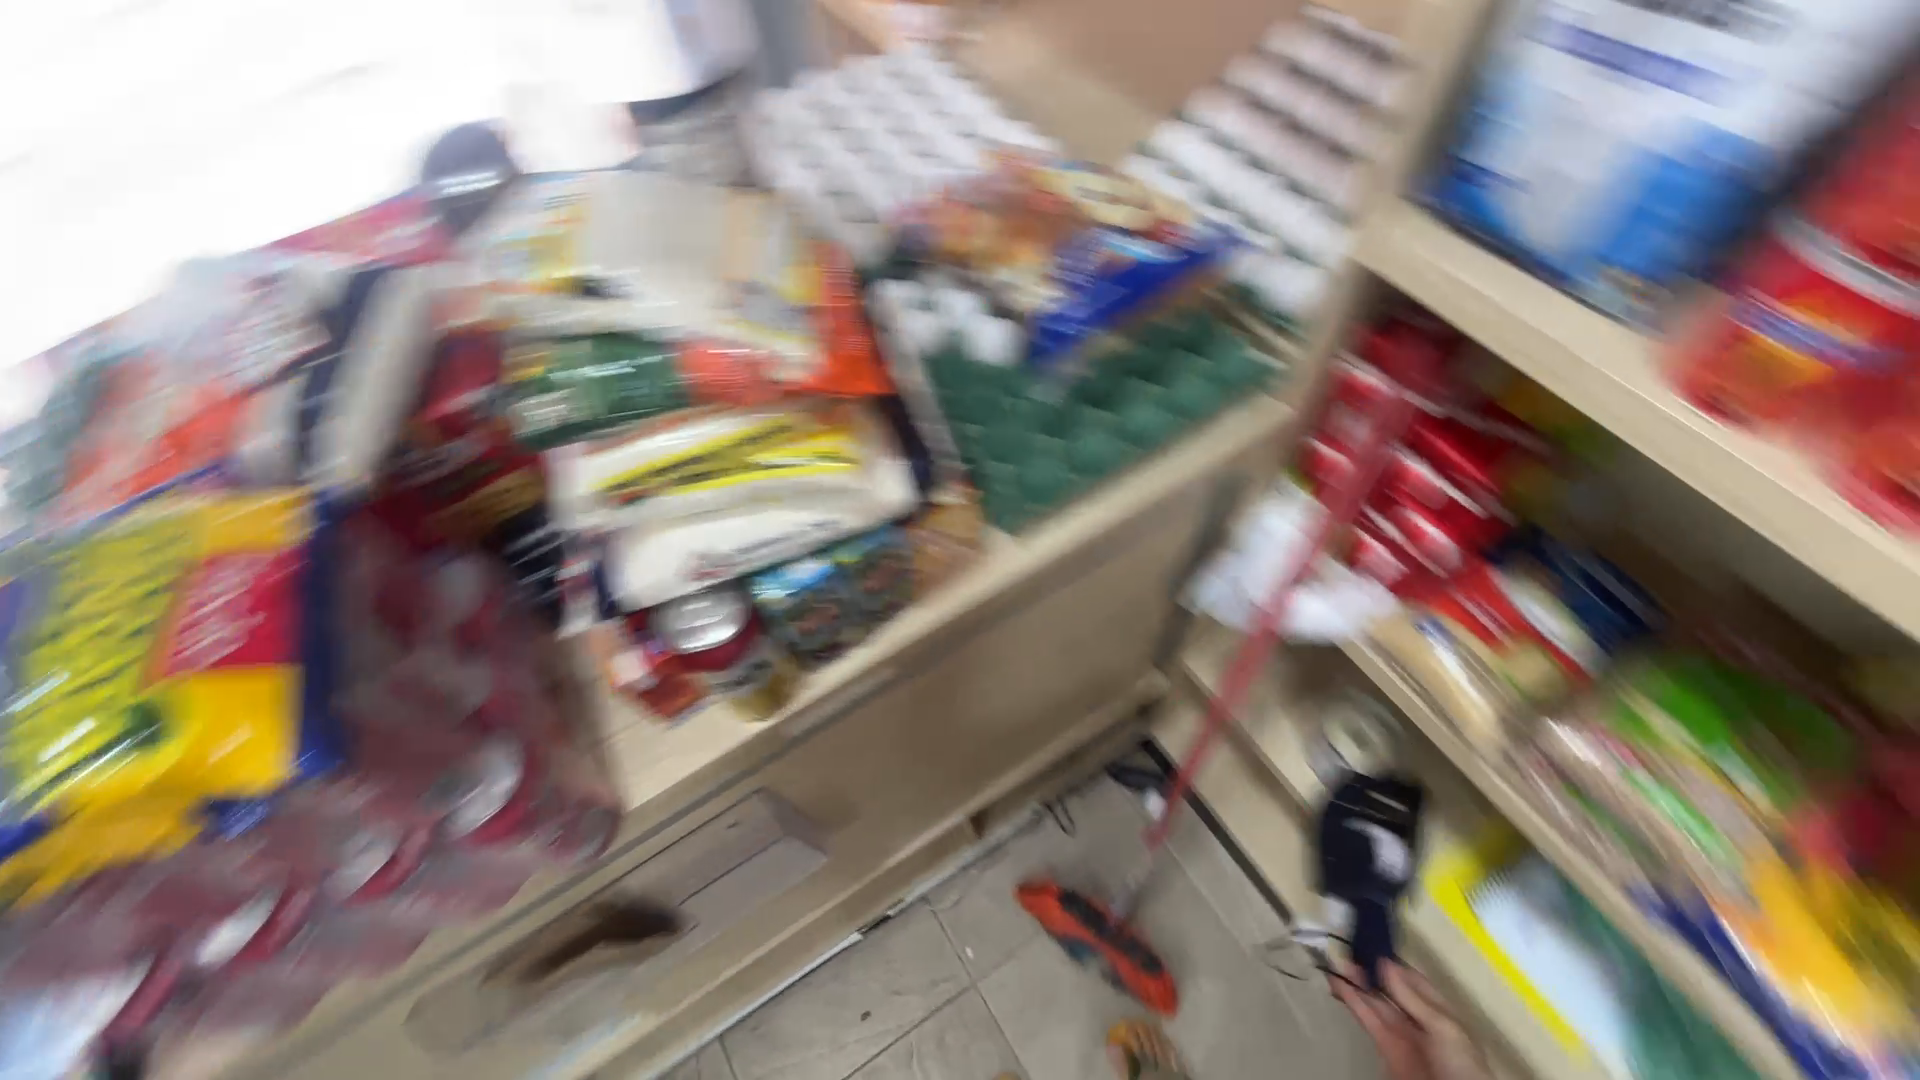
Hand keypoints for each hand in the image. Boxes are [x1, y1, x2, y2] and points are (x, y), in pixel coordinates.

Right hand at [1329, 961, 1490, 1079]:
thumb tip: (1385, 963)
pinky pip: (1368, 1020)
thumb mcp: (1443, 1028)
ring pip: (1375, 1002)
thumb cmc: (1460, 1064)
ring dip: (1355, 984)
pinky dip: (1352, 1003)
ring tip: (1334, 965)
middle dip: (1368, 971)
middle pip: (1389, 989)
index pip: (1411, 979)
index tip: (1367, 943)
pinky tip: (1338, 986)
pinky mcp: (1385, 1046)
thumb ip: (1412, 998)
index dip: (1390, 962)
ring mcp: (1401, 1033)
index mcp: (1438, 1010)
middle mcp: (1417, 1018)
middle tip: (1344, 952)